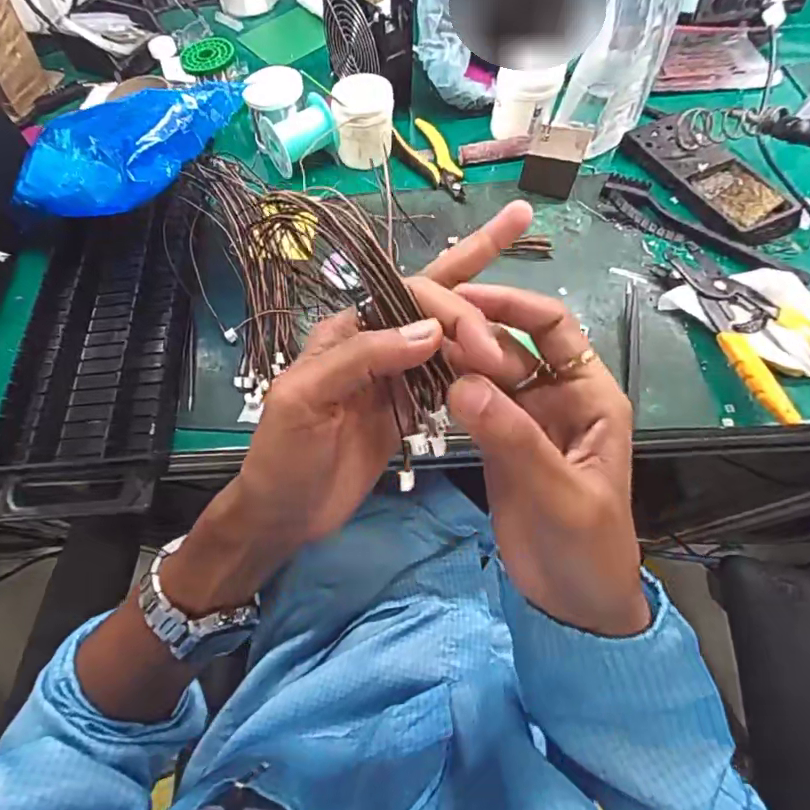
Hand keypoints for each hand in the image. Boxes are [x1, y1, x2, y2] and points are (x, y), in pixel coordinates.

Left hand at [163, 203, 536, 615]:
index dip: (446, 306)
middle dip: (473, 302)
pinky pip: (445, 380)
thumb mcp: (305, 398)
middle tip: (516, 327)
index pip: (404, 296)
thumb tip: (431, 330)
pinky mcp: (406, 409)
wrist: (284, 513)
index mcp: (345, 332)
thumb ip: (360, 358)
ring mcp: (393, 378)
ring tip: (527, 321)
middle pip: (429, 304)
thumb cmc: (282, 455)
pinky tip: (504, 364)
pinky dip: (473, 369)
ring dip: (481, 330)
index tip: (478, 344)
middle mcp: (373, 345)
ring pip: (444, 341)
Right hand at [442, 285, 647, 635]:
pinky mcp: (495, 439)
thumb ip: (514, 439)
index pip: (552, 328)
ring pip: (484, 371)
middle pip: (510, 344)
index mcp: (588, 395)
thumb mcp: (560, 493)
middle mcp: (554, 395)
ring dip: (452, 358)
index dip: (511, 306)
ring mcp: (521, 417)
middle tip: (422, 330)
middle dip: (471, 332)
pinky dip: (444, 390)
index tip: (461, 301)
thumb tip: (461, 384)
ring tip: (411, 348)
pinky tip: (416, 381)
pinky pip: (468, 403)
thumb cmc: (587, 547)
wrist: (573, 602)